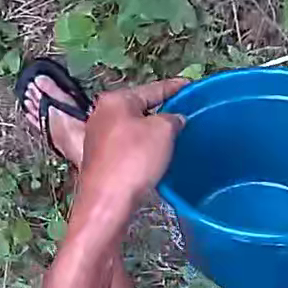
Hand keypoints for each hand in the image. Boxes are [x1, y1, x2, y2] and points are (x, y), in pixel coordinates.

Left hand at [75, 78, 187, 218]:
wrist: (108, 201)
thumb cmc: (134, 160)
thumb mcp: (163, 131)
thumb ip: (173, 118)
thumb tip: (174, 120)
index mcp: (115, 100)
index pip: (152, 88)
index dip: (174, 87)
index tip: (190, 86)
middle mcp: (101, 115)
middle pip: (139, 108)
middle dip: (161, 111)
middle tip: (184, 113)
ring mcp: (97, 138)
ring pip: (132, 128)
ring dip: (151, 132)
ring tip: (174, 136)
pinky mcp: (99, 160)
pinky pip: (126, 147)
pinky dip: (141, 148)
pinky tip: (154, 156)